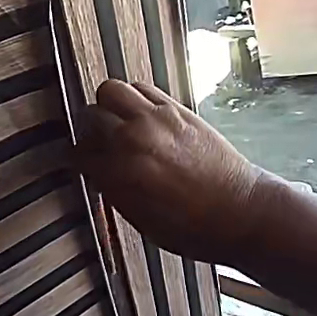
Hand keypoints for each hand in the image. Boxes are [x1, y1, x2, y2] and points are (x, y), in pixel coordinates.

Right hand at [73, 79, 281, 262]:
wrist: (240, 212)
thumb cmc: (190, 227)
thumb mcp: (137, 218)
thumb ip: (111, 188)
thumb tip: (96, 170)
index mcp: (119, 173)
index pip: (78, 153)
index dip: (76, 160)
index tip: (80, 163)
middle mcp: (133, 139)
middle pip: (89, 116)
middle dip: (88, 131)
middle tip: (96, 142)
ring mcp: (155, 119)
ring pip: (111, 90)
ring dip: (108, 105)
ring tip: (116, 122)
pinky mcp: (177, 109)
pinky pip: (142, 88)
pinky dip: (134, 98)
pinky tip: (139, 117)